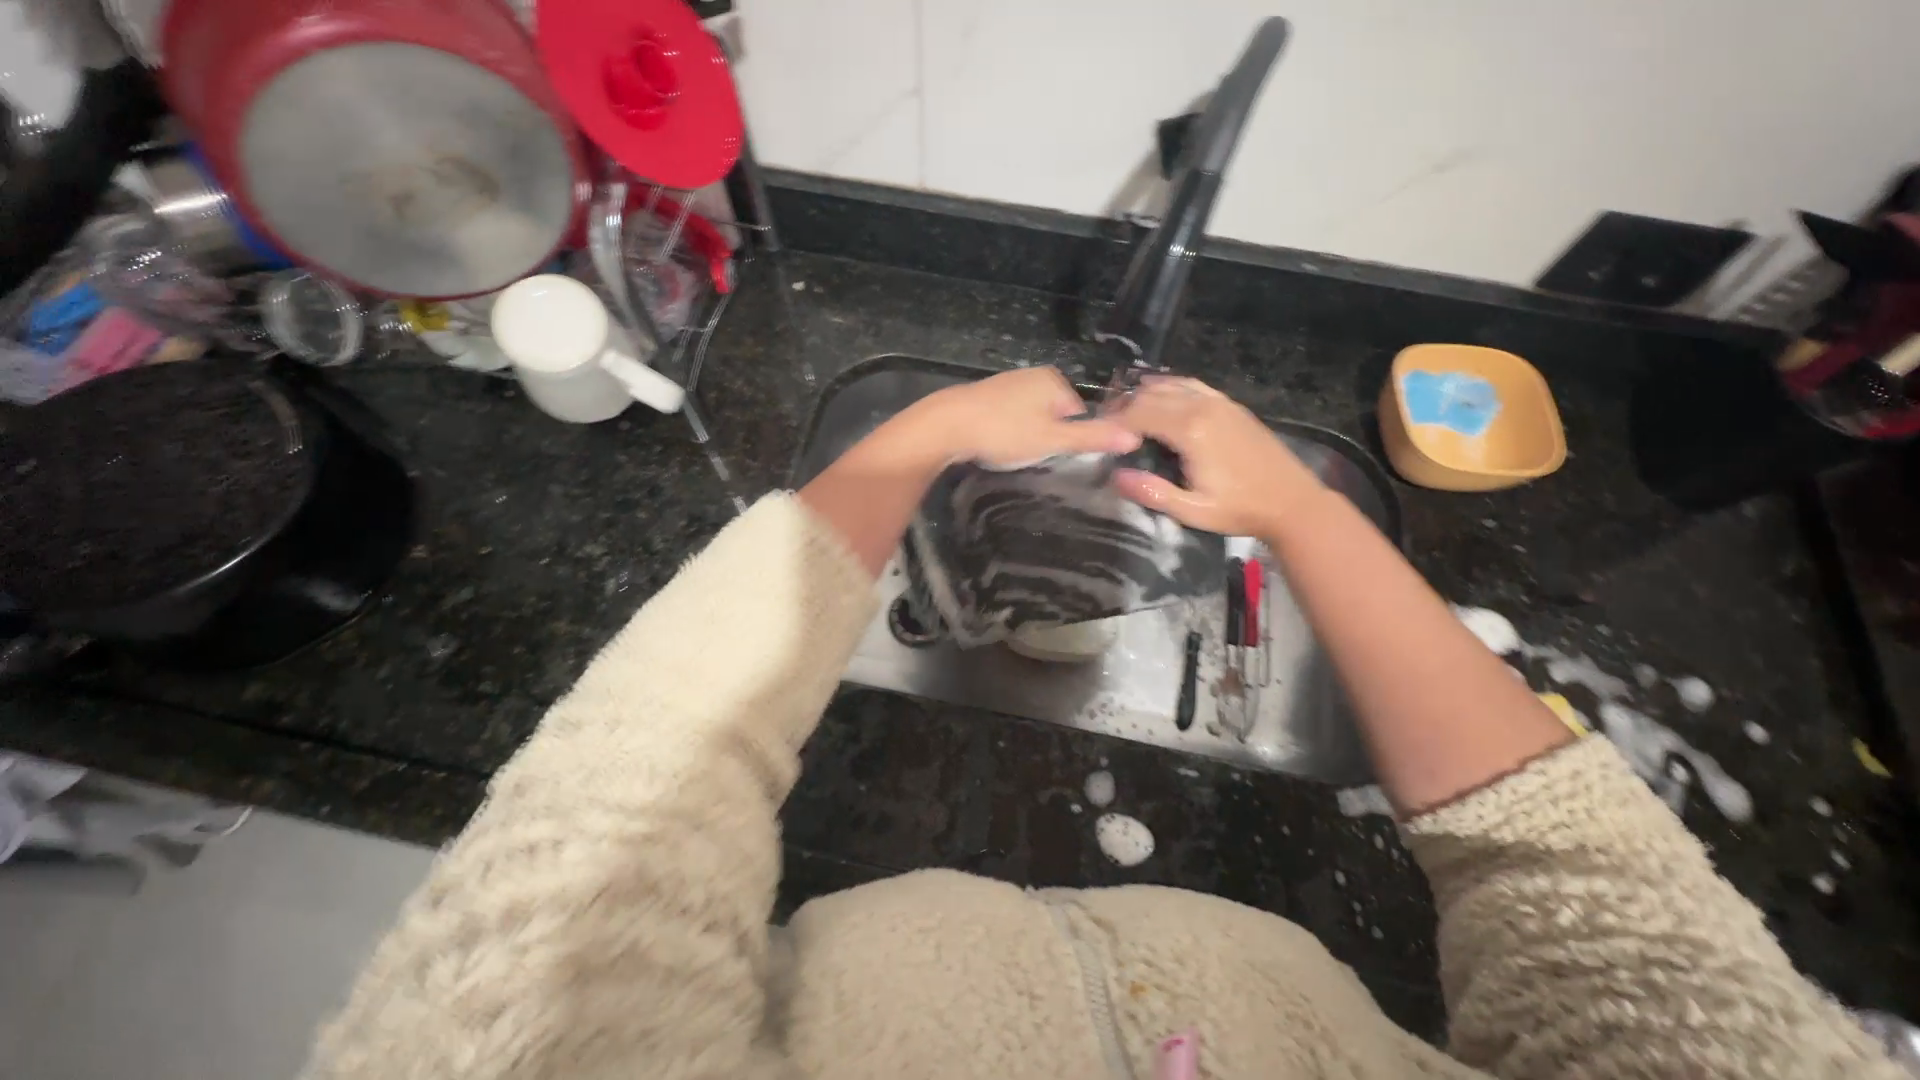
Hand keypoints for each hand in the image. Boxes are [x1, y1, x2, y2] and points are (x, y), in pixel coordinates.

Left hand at [902, 366, 1139, 468]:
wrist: (946, 425)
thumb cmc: (1004, 432)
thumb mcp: (1053, 439)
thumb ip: (1093, 437)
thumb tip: (1135, 437)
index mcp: (1055, 380)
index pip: (1082, 415)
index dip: (1071, 439)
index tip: (1053, 455)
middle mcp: (1034, 375)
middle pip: (1057, 415)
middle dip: (1047, 437)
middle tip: (1029, 454)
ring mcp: (1009, 383)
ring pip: (1033, 417)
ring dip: (1026, 436)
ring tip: (1010, 450)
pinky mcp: (988, 395)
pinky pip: (1010, 417)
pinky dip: (1007, 431)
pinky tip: (995, 442)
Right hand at [1109, 376, 1322, 537]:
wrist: (1292, 502)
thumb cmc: (1240, 510)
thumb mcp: (1194, 511)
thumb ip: (1153, 493)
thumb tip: (1116, 476)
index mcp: (1191, 430)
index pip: (1138, 414)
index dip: (1113, 422)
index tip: (1097, 435)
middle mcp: (1203, 406)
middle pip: (1151, 395)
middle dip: (1124, 407)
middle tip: (1105, 426)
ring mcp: (1219, 402)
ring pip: (1170, 385)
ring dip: (1144, 395)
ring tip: (1126, 413)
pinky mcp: (1231, 405)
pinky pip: (1192, 385)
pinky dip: (1169, 387)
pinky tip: (1160, 397)